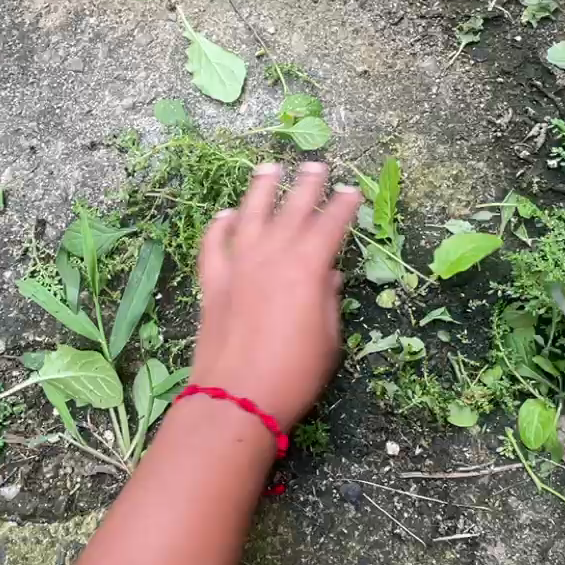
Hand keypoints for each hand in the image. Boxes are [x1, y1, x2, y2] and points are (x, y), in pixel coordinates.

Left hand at [189, 162, 360, 431]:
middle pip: (292, 209)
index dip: (343, 206)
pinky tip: (226, 215)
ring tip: (269, 168)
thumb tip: (328, 275)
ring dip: (261, 189)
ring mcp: (238, 265)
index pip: (330, 225)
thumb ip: (328, 300)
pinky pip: (214, 244)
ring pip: (249, 214)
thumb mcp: (328, 339)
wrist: (236, 398)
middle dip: (307, 185)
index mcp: (306, 268)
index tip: (351, 192)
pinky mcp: (213, 281)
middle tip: (317, 166)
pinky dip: (220, 226)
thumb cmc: (293, 374)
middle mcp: (271, 256)